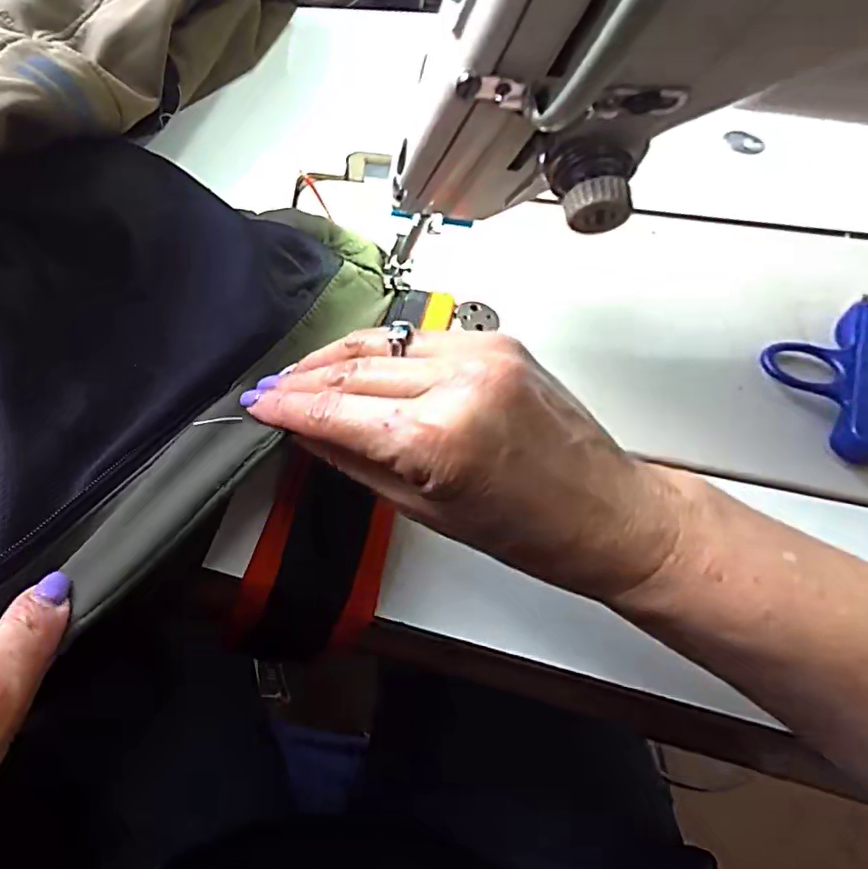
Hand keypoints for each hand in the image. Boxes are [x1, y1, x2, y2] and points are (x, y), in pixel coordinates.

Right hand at [241, 329, 685, 599]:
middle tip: (271, 390)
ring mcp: (483, 352)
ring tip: (301, 373)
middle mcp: (460, 381)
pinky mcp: (497, 340)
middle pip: (354, 369)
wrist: (608, 512)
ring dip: (334, 357)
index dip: (288, 406)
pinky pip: (419, 338)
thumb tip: (309, 433)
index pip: (337, 410)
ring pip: (383, 343)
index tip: (258, 404)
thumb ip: (357, 462)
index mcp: (439, 437)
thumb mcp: (424, 509)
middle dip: (304, 380)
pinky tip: (355, 362)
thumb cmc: (529, 530)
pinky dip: (380, 350)